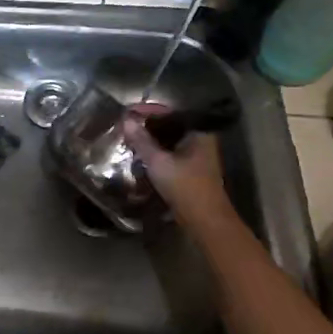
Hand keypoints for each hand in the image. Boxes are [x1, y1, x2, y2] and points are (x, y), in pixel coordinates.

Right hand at [121, 104, 233, 227]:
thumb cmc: (185, 188)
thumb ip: (142, 141)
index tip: (127, 114)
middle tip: (126, 128)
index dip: (148, 111)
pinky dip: (157, 154)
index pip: (171, 112)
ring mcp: (197, 156)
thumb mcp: (159, 162)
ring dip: (151, 141)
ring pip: (170, 141)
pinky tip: (141, 157)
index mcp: (198, 132)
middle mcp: (200, 139)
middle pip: (171, 126)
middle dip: (148, 126)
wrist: (206, 222)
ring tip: (129, 141)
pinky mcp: (192, 170)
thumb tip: (127, 120)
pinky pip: (172, 154)